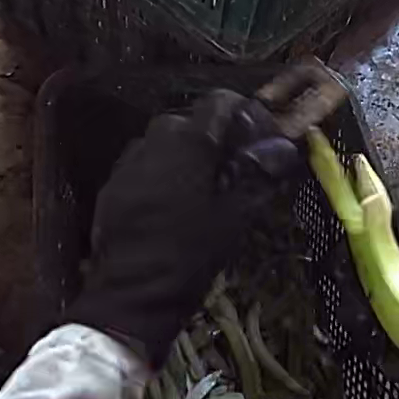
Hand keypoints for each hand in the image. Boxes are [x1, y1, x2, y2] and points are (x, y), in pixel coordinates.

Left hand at [70, 90, 299, 365]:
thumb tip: (284, 145)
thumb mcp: (237, 214)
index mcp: (189, 143)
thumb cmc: (192, 252)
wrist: (132, 296)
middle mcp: (154, 141)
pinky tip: (176, 200)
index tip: (260, 137)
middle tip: (238, 166)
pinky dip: (166, 170)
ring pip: (167, 141)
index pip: (220, 102)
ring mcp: (129, 162)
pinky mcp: (113, 184)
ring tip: (207, 184)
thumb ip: (260, 173)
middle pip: (193, 120)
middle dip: (217, 136)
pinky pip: (146, 162)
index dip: (245, 113)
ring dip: (190, 153)